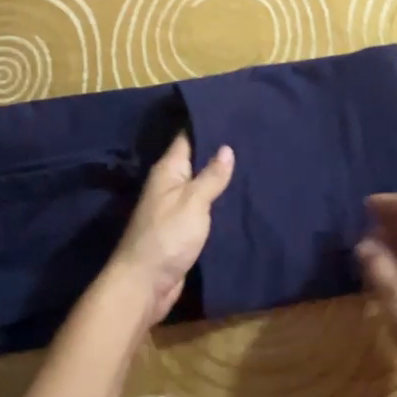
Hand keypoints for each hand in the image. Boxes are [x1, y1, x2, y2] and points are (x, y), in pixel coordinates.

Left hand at [108, 133, 234, 323]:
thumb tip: (226, 147)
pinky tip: (238, 197)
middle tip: (251, 134)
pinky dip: (217, 201)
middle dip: (219, 150)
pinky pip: (202, 207)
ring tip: (252, 162)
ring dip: (220, 177)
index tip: (232, 110)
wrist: (144, 286)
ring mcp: (174, 207)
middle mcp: (169, 184)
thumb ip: (210, 176)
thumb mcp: (192, 202)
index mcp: (168, 170)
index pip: (188, 137)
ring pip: (200, 184)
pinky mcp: (181, 229)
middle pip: (196, 160)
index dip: (207, 123)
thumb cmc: (166, 237)